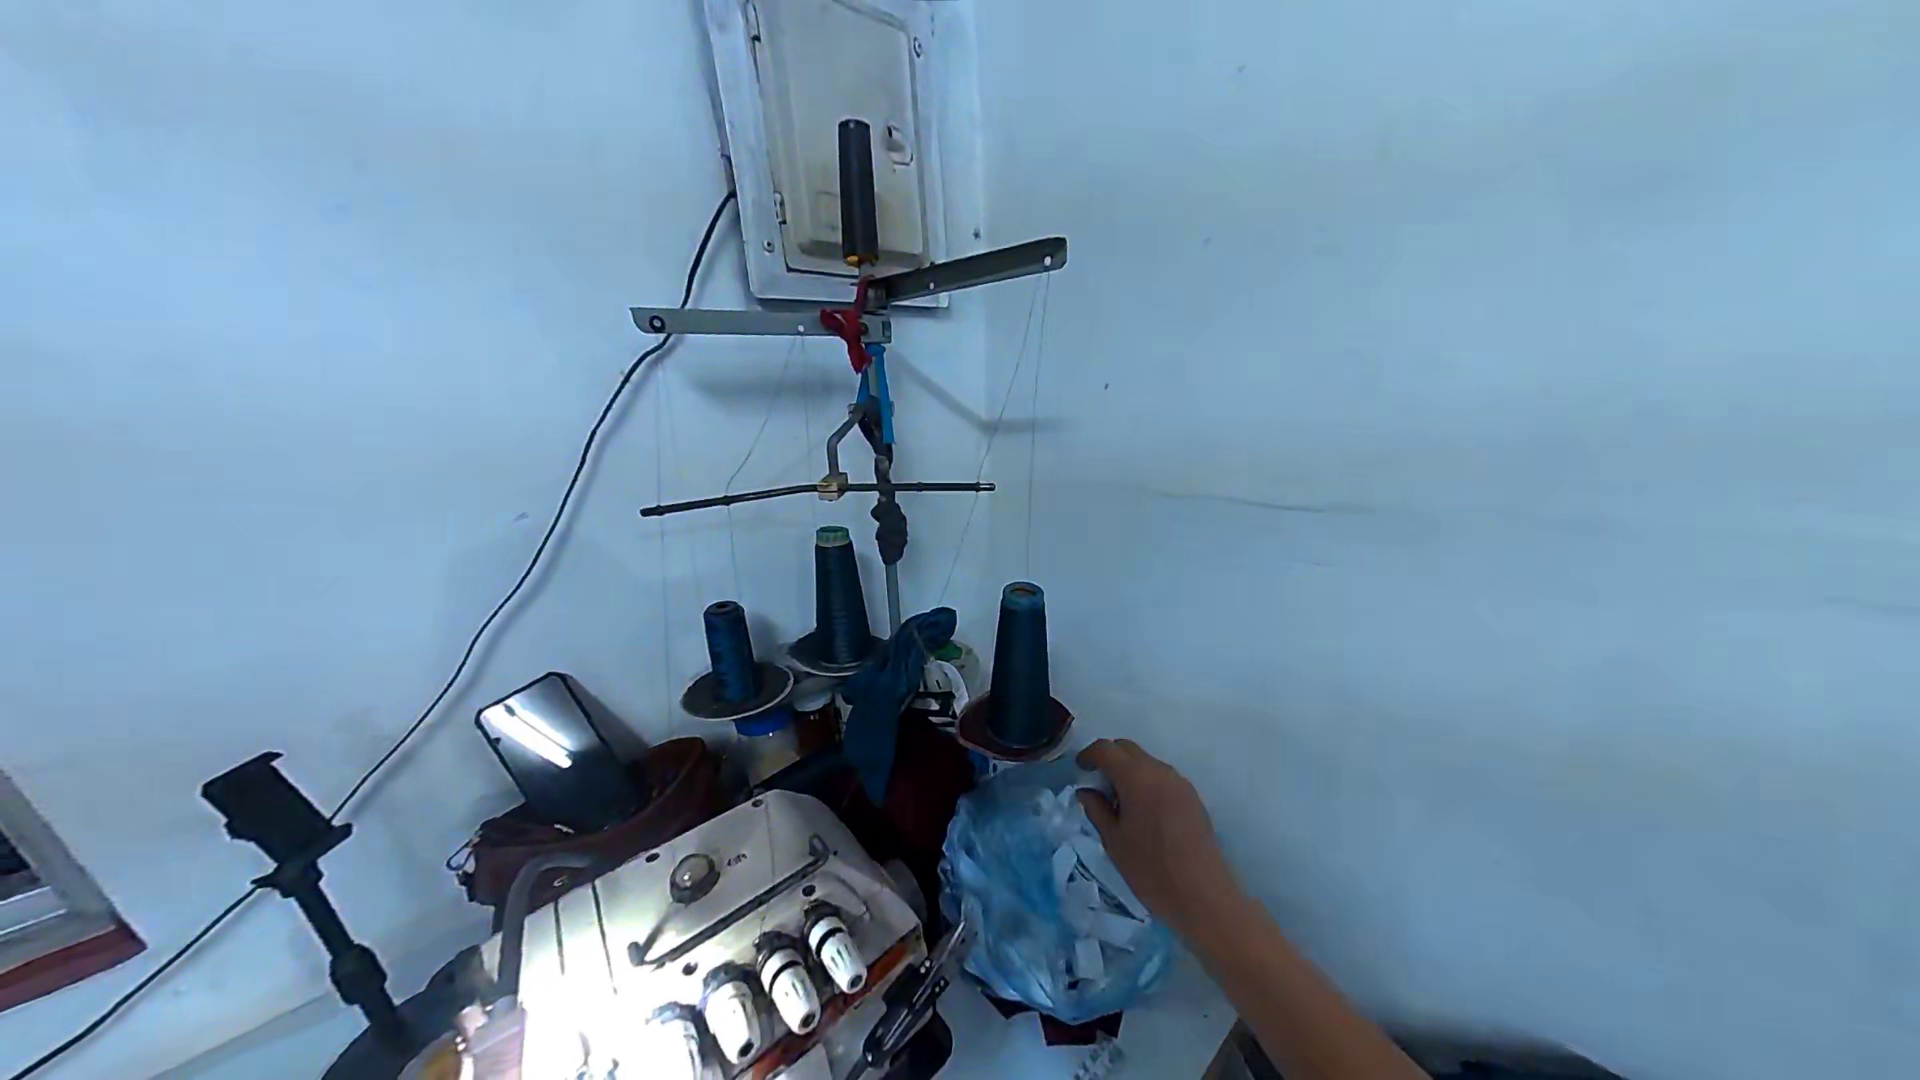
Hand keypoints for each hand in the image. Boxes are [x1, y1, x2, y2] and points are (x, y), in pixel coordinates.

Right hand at [1076, 739, 1240, 936]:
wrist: (1203, 896)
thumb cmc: (1151, 869)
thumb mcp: (1114, 841)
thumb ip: (1096, 809)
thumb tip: (1085, 791)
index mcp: (1136, 777)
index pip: (1106, 749)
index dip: (1089, 755)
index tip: (1080, 769)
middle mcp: (1160, 771)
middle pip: (1127, 749)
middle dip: (1109, 758)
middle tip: (1097, 783)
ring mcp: (1180, 783)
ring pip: (1146, 762)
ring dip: (1129, 770)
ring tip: (1120, 801)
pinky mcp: (1192, 797)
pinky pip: (1162, 777)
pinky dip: (1146, 781)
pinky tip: (1143, 811)